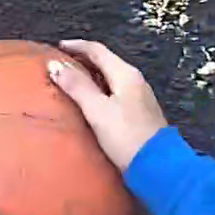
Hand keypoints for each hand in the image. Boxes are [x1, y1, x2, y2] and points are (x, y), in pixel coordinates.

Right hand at [47, 39, 168, 170]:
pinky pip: (114, 90)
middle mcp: (134, 80)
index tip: (58, 47)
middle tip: (61, 64)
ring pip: (109, 76)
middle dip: (82, 59)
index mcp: (125, 74)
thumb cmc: (126, 136)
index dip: (76, 46)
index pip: (97, 50)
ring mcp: (139, 96)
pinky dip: (98, 88)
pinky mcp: (139, 112)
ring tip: (70, 81)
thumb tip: (55, 65)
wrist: (159, 168)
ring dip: (90, 75)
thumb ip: (76, 86)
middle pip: (105, 61)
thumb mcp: (97, 110)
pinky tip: (89, 100)